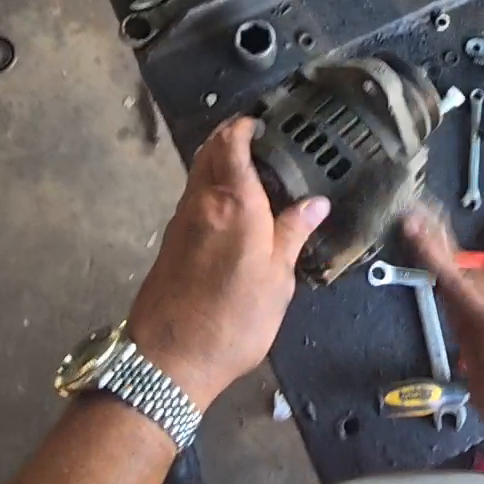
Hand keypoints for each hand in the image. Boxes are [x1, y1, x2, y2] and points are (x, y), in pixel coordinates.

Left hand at [127, 118, 329, 409]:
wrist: (168, 360)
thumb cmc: (232, 319)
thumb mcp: (277, 278)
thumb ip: (293, 232)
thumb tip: (315, 203)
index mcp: (233, 203)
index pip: (231, 144)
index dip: (243, 126)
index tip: (260, 122)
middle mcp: (202, 202)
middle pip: (208, 151)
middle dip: (229, 136)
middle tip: (258, 138)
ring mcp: (182, 220)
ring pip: (198, 172)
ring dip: (218, 159)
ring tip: (251, 167)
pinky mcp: (172, 240)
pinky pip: (194, 196)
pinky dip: (211, 185)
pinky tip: (233, 204)